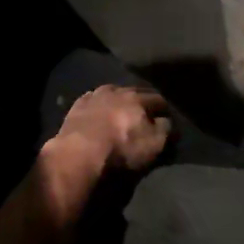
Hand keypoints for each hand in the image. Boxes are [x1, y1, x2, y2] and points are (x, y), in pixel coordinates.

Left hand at [52, 85, 172, 172]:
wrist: (78, 152)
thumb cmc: (121, 149)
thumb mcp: (154, 144)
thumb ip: (165, 129)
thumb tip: (166, 120)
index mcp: (137, 98)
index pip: (158, 99)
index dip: (165, 109)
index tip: (167, 117)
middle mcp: (116, 91)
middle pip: (133, 92)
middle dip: (141, 101)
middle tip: (144, 112)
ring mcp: (93, 96)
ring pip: (111, 92)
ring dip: (118, 100)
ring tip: (120, 110)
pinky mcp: (76, 105)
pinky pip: (92, 99)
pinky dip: (98, 104)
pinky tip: (97, 111)